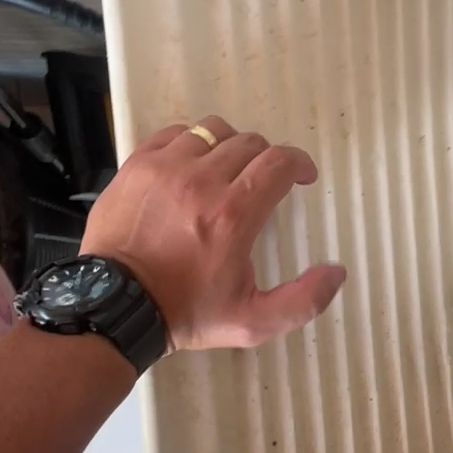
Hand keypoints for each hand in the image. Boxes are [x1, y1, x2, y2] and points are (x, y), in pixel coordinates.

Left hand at [80, 115, 346, 350]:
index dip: (299, 163)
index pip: (279, 162)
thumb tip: (337, 272)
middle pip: (250, 143)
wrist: (115, 308)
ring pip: (213, 131)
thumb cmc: (188, 313)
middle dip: (268, 159)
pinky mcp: (136, 166)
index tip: (303, 177)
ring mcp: (165, 168)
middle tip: (266, 182)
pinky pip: (174, 134)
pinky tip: (194, 165)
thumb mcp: (254, 322)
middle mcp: (202, 180)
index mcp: (234, 214)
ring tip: (230, 170)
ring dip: (231, 147)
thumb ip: (304, 300)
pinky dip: (193, 143)